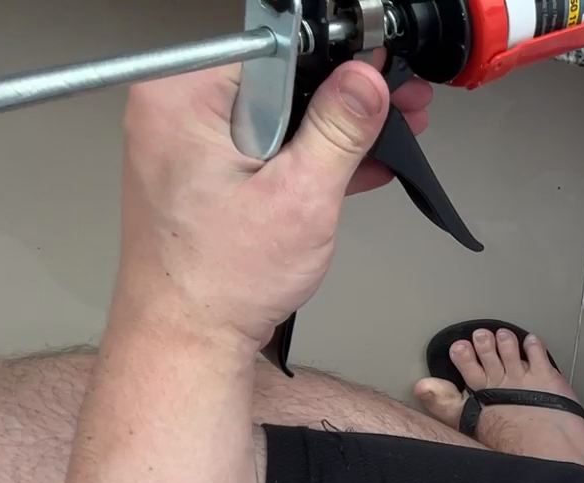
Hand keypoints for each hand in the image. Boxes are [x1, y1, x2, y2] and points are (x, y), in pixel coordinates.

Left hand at [111, 62, 430, 353]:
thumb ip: (336, 133)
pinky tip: (355, 165)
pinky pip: (270, 150)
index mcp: (186, 97)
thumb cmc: (225, 276)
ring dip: (336, 131)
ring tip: (390, 137)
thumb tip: (366, 81)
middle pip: (281, 82)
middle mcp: (180, 110)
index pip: (276, 50)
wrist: (191, 332)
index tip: (385, 69)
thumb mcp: (300, 198)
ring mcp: (195, 144)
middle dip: (347, 96)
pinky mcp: (212, 175)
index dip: (339, 58)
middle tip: (403, 105)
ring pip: (280, 119)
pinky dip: (311, 158)